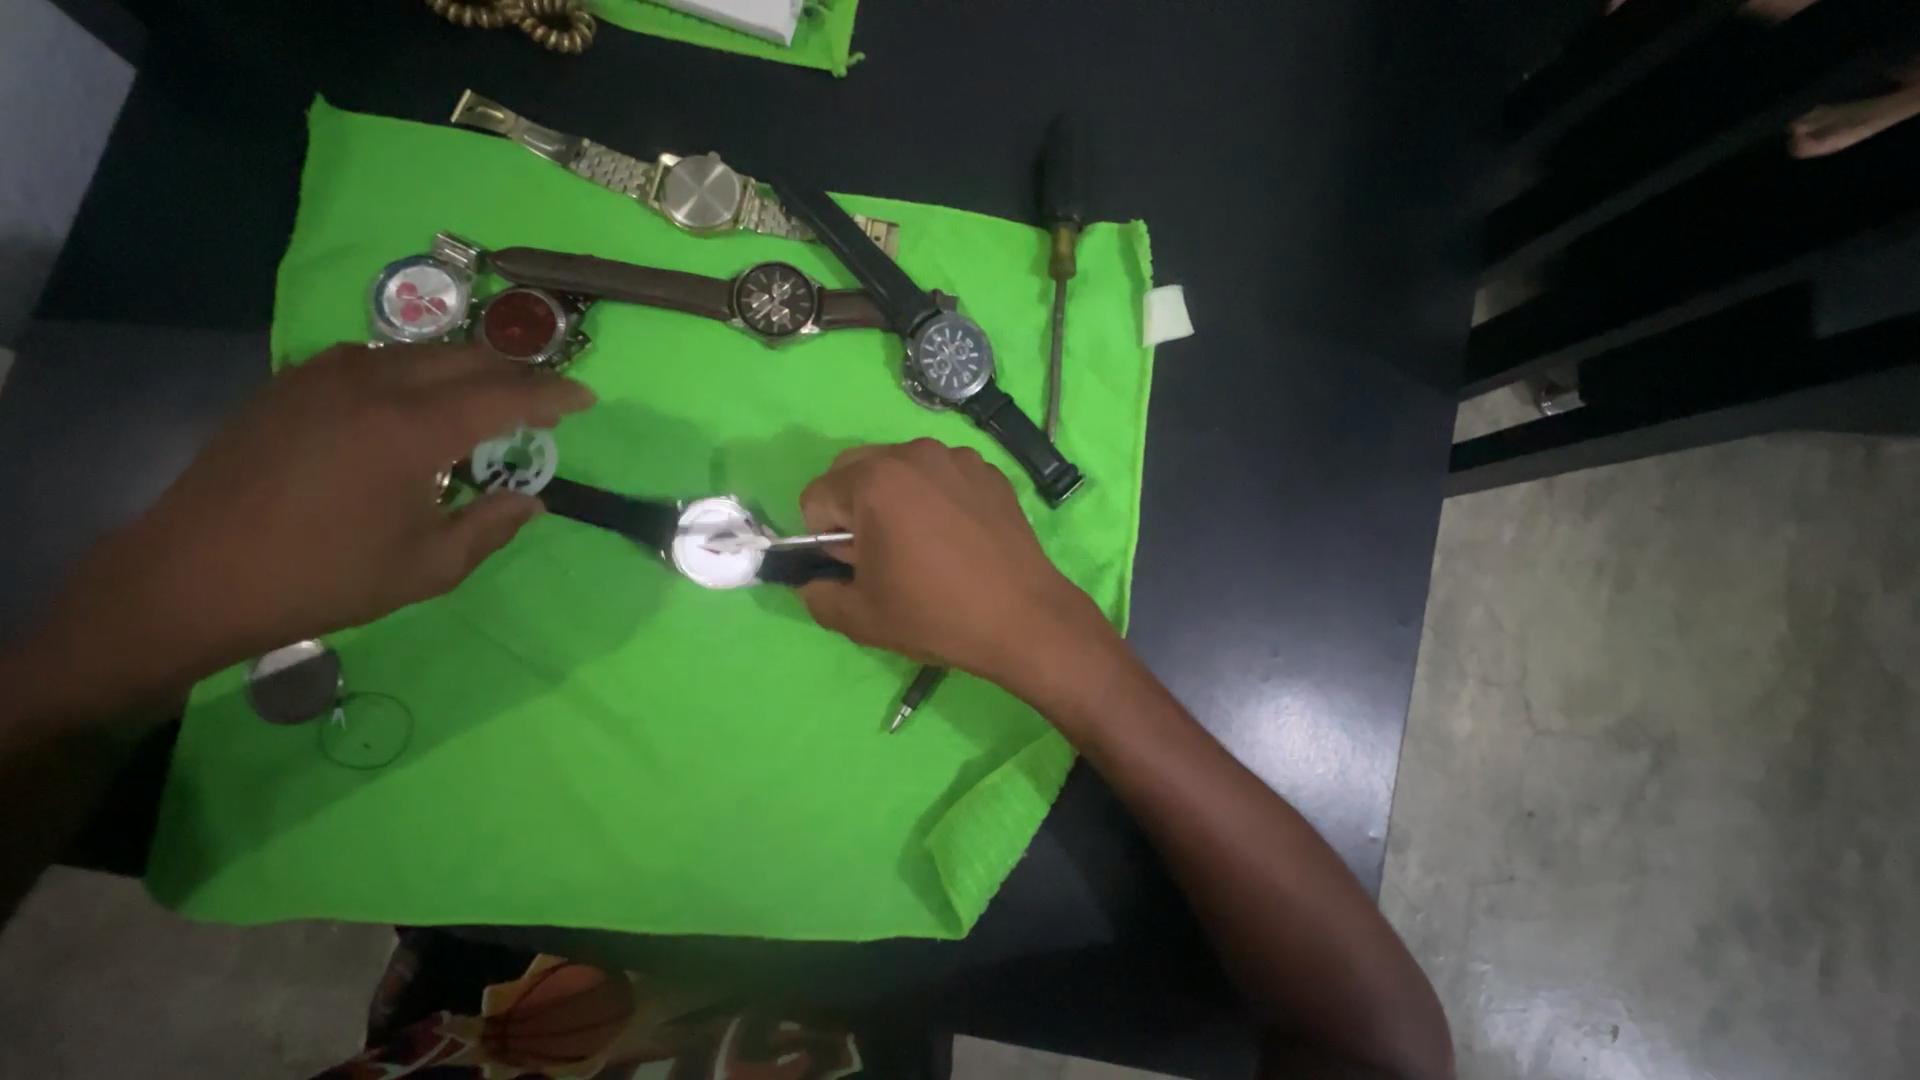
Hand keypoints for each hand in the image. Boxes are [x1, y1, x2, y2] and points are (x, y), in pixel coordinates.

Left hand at [36, 343, 593, 705]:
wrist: (191, 577)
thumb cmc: (323, 579)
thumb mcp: (428, 568)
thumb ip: (490, 527)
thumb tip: (530, 499)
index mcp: (412, 431)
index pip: (504, 397)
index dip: (552, 395)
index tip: (586, 398)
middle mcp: (372, 387)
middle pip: (464, 358)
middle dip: (515, 372)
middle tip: (546, 396)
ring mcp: (322, 379)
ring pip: (417, 352)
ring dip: (465, 367)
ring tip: (489, 394)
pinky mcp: (288, 386)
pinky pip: (371, 359)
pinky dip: (413, 369)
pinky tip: (416, 396)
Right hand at [795, 440, 1120, 704]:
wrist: (1024, 619)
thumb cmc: (936, 614)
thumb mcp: (860, 618)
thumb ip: (817, 595)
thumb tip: (813, 582)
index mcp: (874, 481)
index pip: (816, 497)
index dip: (824, 537)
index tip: (855, 566)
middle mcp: (913, 454)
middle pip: (854, 471)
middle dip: (853, 509)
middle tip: (883, 555)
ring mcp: (956, 458)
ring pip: (899, 470)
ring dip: (894, 499)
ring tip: (923, 547)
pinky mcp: (989, 472)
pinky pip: (941, 476)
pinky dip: (935, 498)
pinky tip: (958, 539)